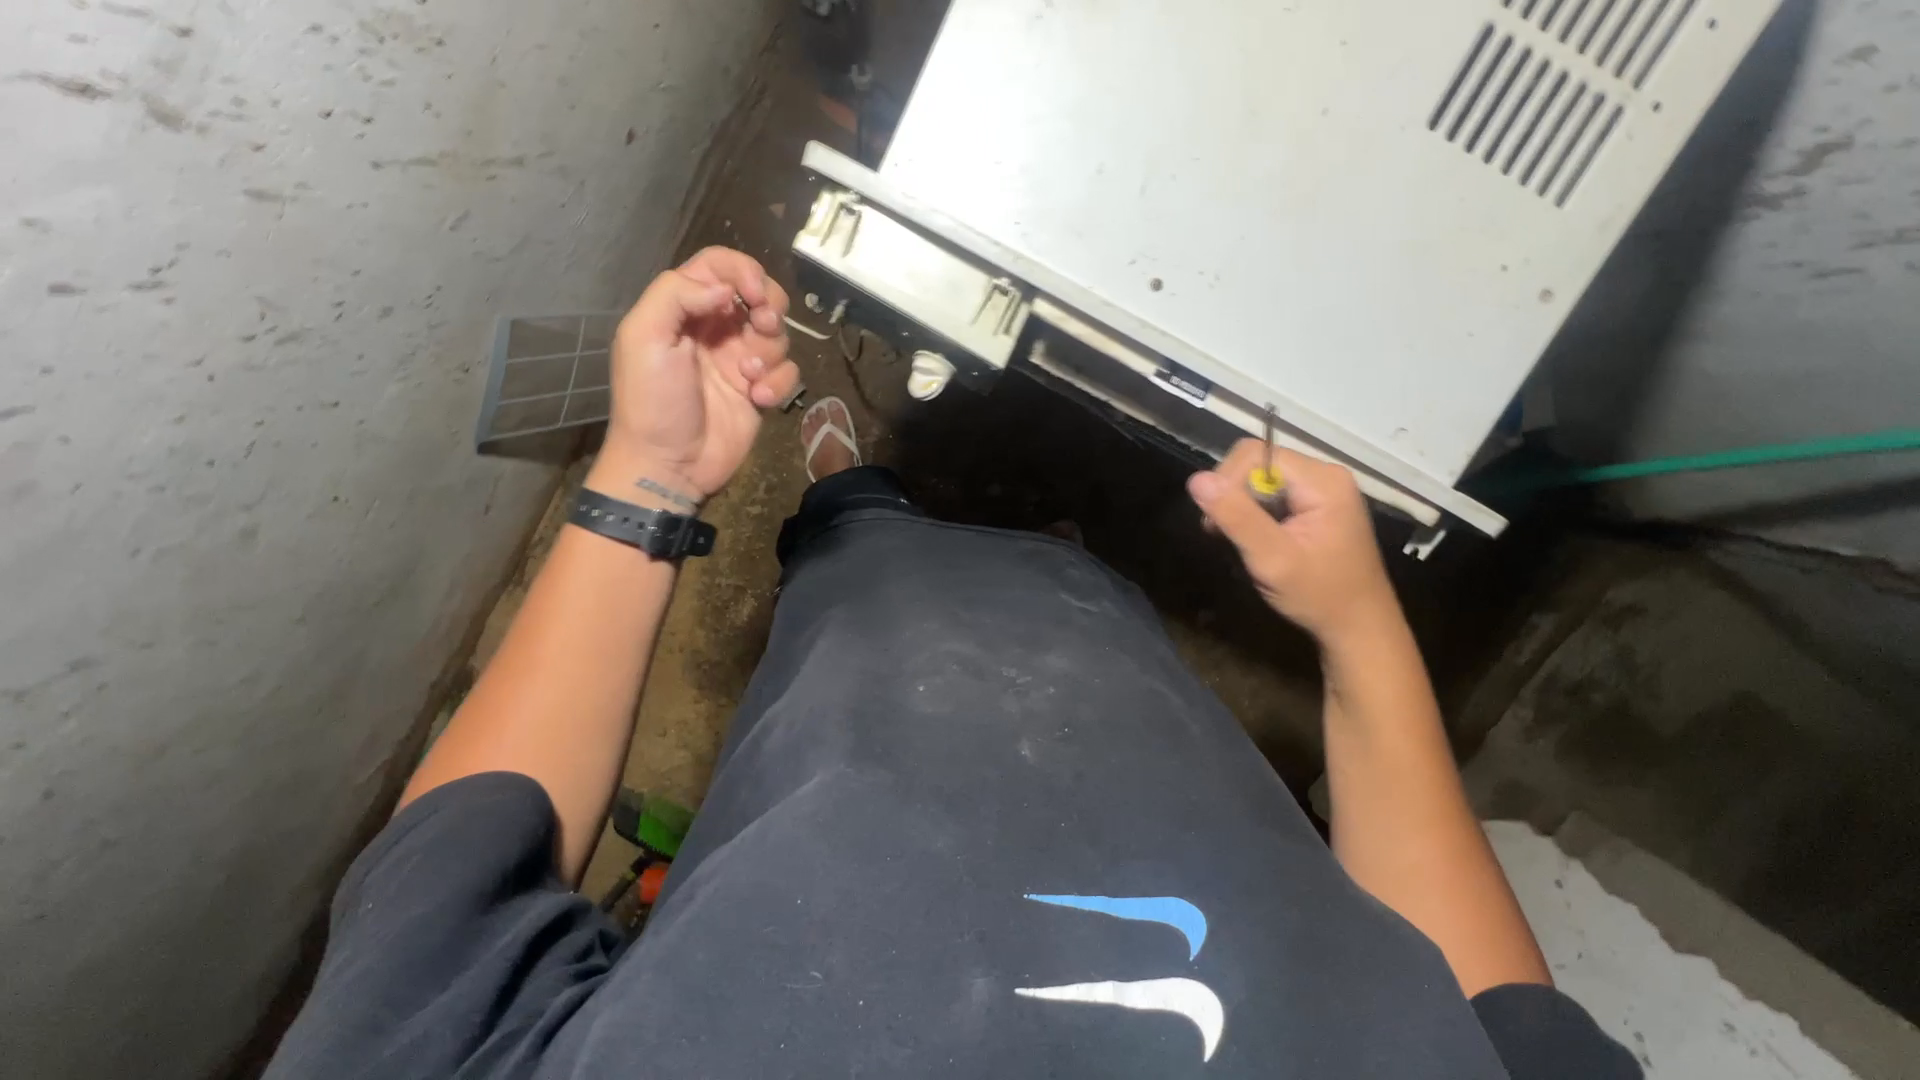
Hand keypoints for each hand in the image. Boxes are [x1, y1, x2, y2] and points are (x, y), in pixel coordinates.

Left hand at [587, 247, 799, 506]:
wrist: (669, 465)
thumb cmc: (652, 401)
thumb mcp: (644, 337)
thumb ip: (676, 294)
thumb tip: (725, 291)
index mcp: (682, 308)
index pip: (719, 265)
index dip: (743, 270)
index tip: (752, 295)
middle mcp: (714, 329)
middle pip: (759, 293)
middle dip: (769, 306)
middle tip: (762, 327)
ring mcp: (739, 361)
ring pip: (777, 333)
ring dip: (771, 350)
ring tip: (750, 376)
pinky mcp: (759, 391)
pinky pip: (787, 371)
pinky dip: (779, 382)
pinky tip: (759, 400)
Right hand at [1187, 439, 1400, 645]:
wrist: (1360, 628)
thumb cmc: (1319, 595)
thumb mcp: (1271, 559)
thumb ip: (1235, 516)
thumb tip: (1196, 479)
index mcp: (1322, 480)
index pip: (1255, 455)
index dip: (1227, 483)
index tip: (1216, 524)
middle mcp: (1325, 475)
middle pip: (1257, 463)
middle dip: (1233, 496)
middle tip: (1225, 536)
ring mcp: (1323, 490)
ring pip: (1262, 480)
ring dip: (1243, 508)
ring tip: (1243, 543)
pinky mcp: (1318, 506)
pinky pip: (1275, 495)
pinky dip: (1257, 515)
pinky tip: (1259, 541)